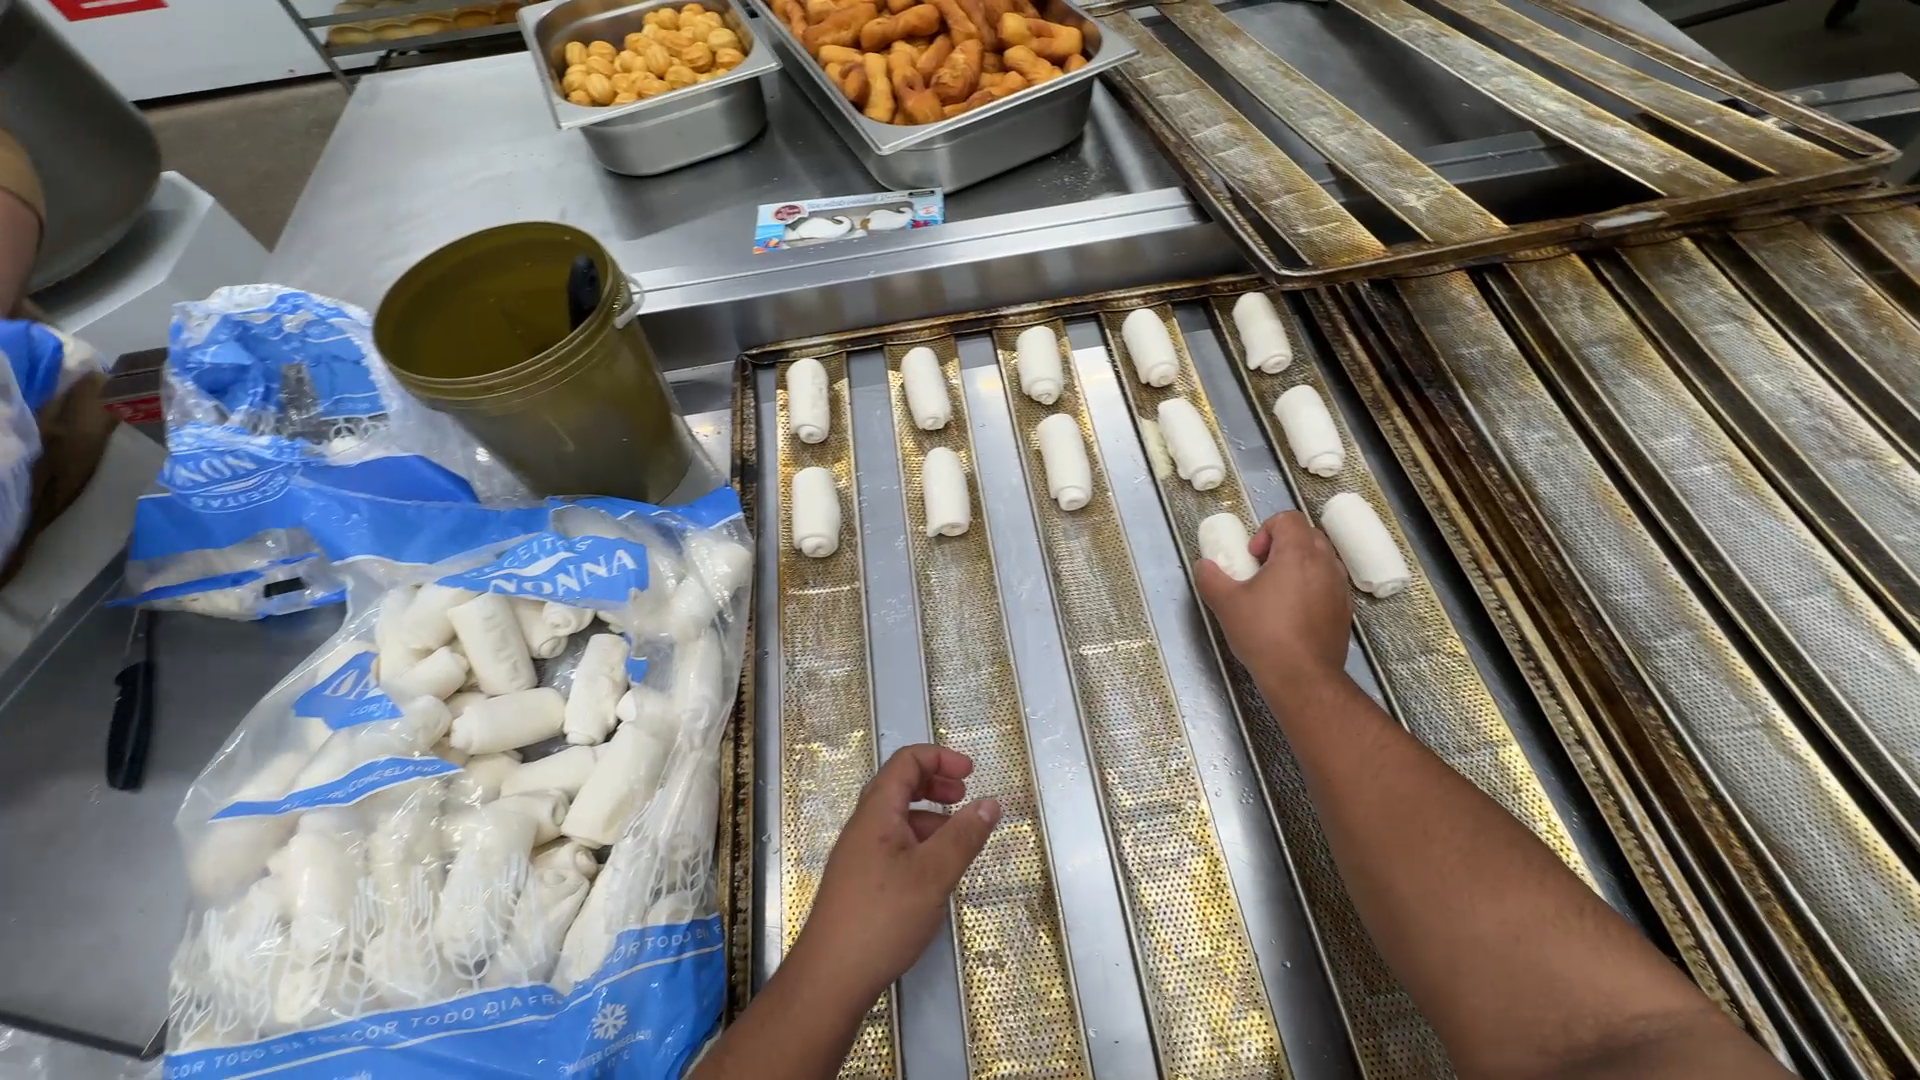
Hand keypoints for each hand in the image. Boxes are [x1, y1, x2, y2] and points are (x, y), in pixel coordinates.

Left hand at [789, 744, 999, 1000]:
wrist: (830, 976)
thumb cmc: (883, 916)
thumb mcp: (934, 873)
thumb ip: (964, 835)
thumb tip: (990, 802)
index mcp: (878, 811)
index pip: (906, 761)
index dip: (939, 757)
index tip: (971, 772)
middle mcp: (865, 826)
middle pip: (900, 785)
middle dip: (936, 783)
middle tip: (966, 796)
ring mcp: (859, 854)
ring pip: (898, 818)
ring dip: (931, 816)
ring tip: (960, 838)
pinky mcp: (860, 881)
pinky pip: (894, 845)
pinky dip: (920, 844)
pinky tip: (936, 872)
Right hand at [1195, 510, 1350, 687]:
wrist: (1302, 677)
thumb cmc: (1263, 634)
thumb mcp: (1225, 603)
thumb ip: (1210, 578)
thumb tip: (1204, 566)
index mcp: (1297, 554)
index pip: (1287, 518)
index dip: (1265, 530)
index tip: (1252, 558)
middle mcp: (1324, 564)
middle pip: (1307, 535)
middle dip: (1282, 546)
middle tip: (1261, 571)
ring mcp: (1339, 588)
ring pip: (1320, 560)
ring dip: (1298, 566)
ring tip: (1276, 593)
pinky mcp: (1344, 610)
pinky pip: (1328, 585)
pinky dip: (1311, 588)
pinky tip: (1292, 615)